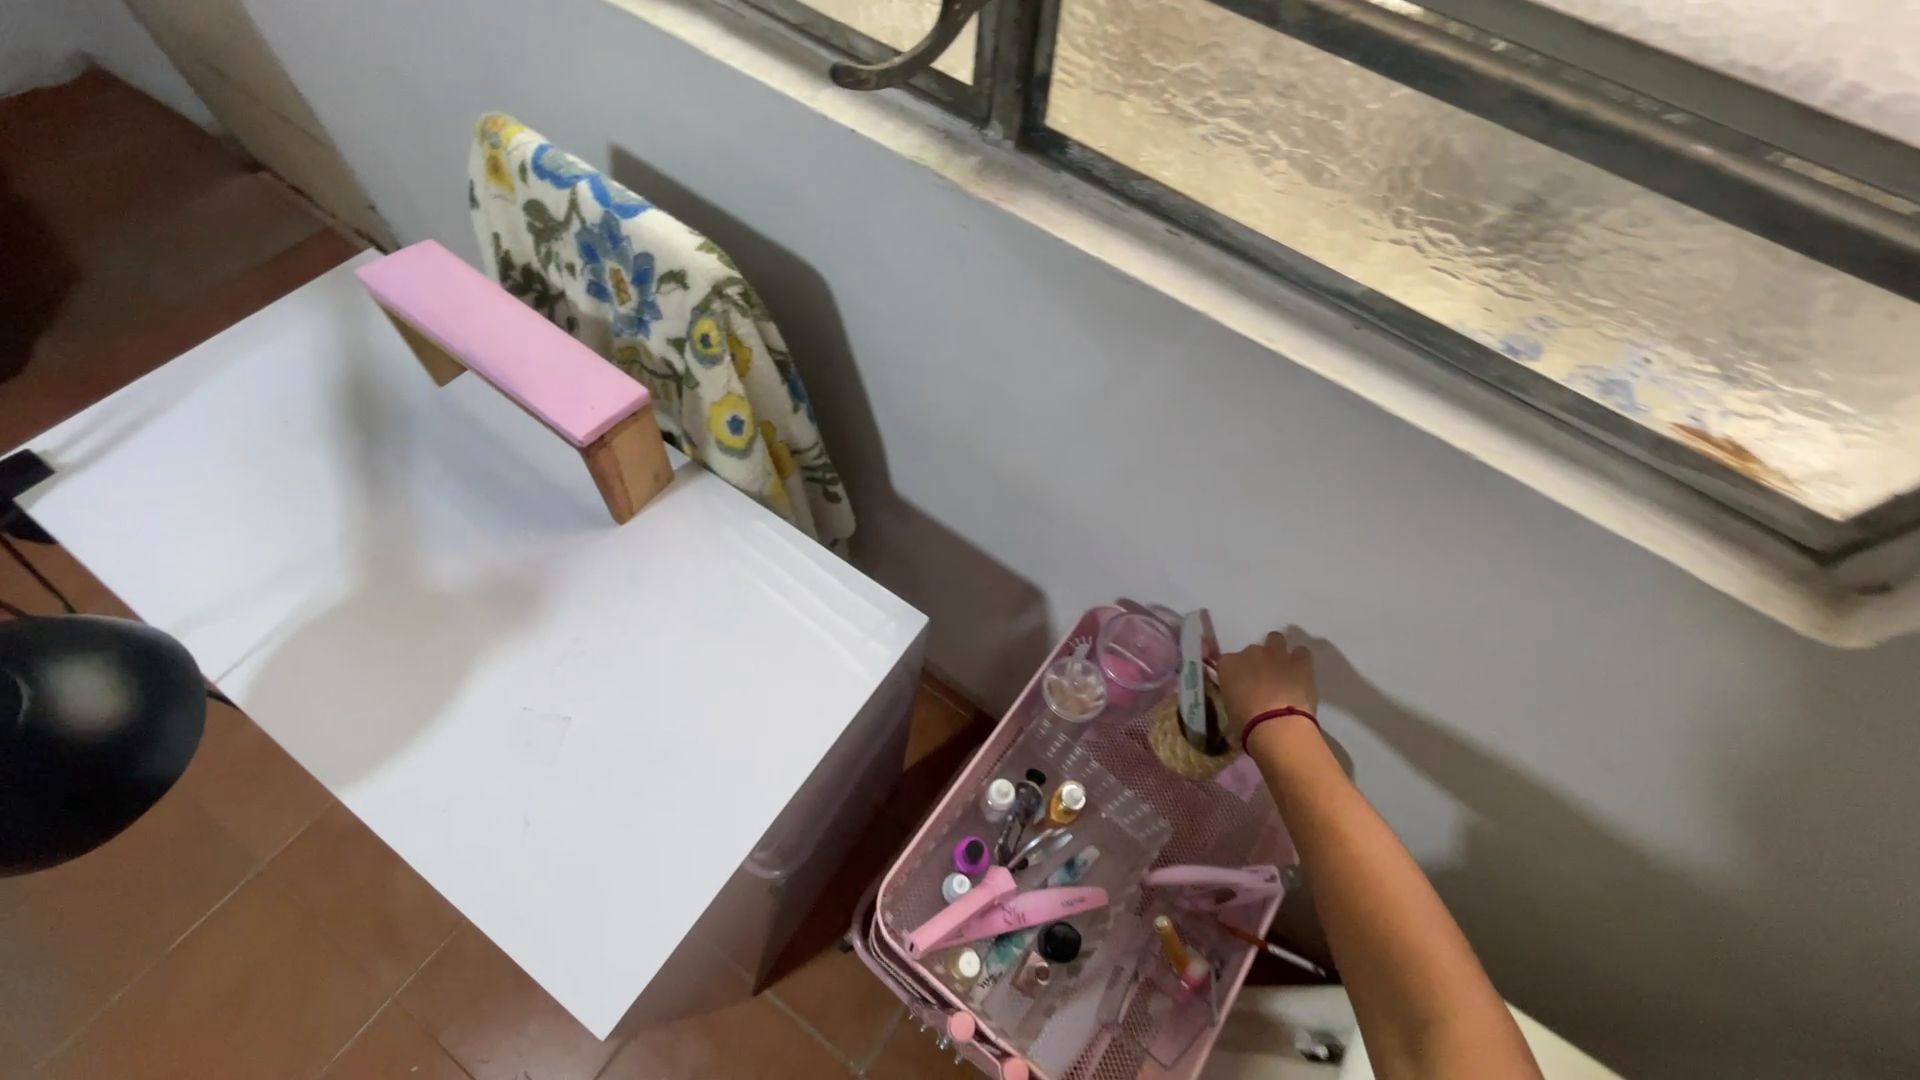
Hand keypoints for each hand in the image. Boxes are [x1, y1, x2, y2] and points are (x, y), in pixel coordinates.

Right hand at [1217, 631, 1317, 735]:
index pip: (1228, 661)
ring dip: (1278, 651)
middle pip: (1253, 650)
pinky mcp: (1300, 662)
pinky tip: (1300, 672)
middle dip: (1258, 662)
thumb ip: (1235, 691)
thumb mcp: (1230, 705)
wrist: (1276, 725)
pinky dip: (1300, 660)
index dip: (1236, 672)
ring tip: (1282, 668)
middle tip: (1263, 679)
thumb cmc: (1246, 722)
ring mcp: (1276, 654)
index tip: (1241, 684)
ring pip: (1276, 640)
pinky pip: (1301, 652)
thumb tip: (1243, 694)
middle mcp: (1250, 652)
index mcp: (1228, 664)